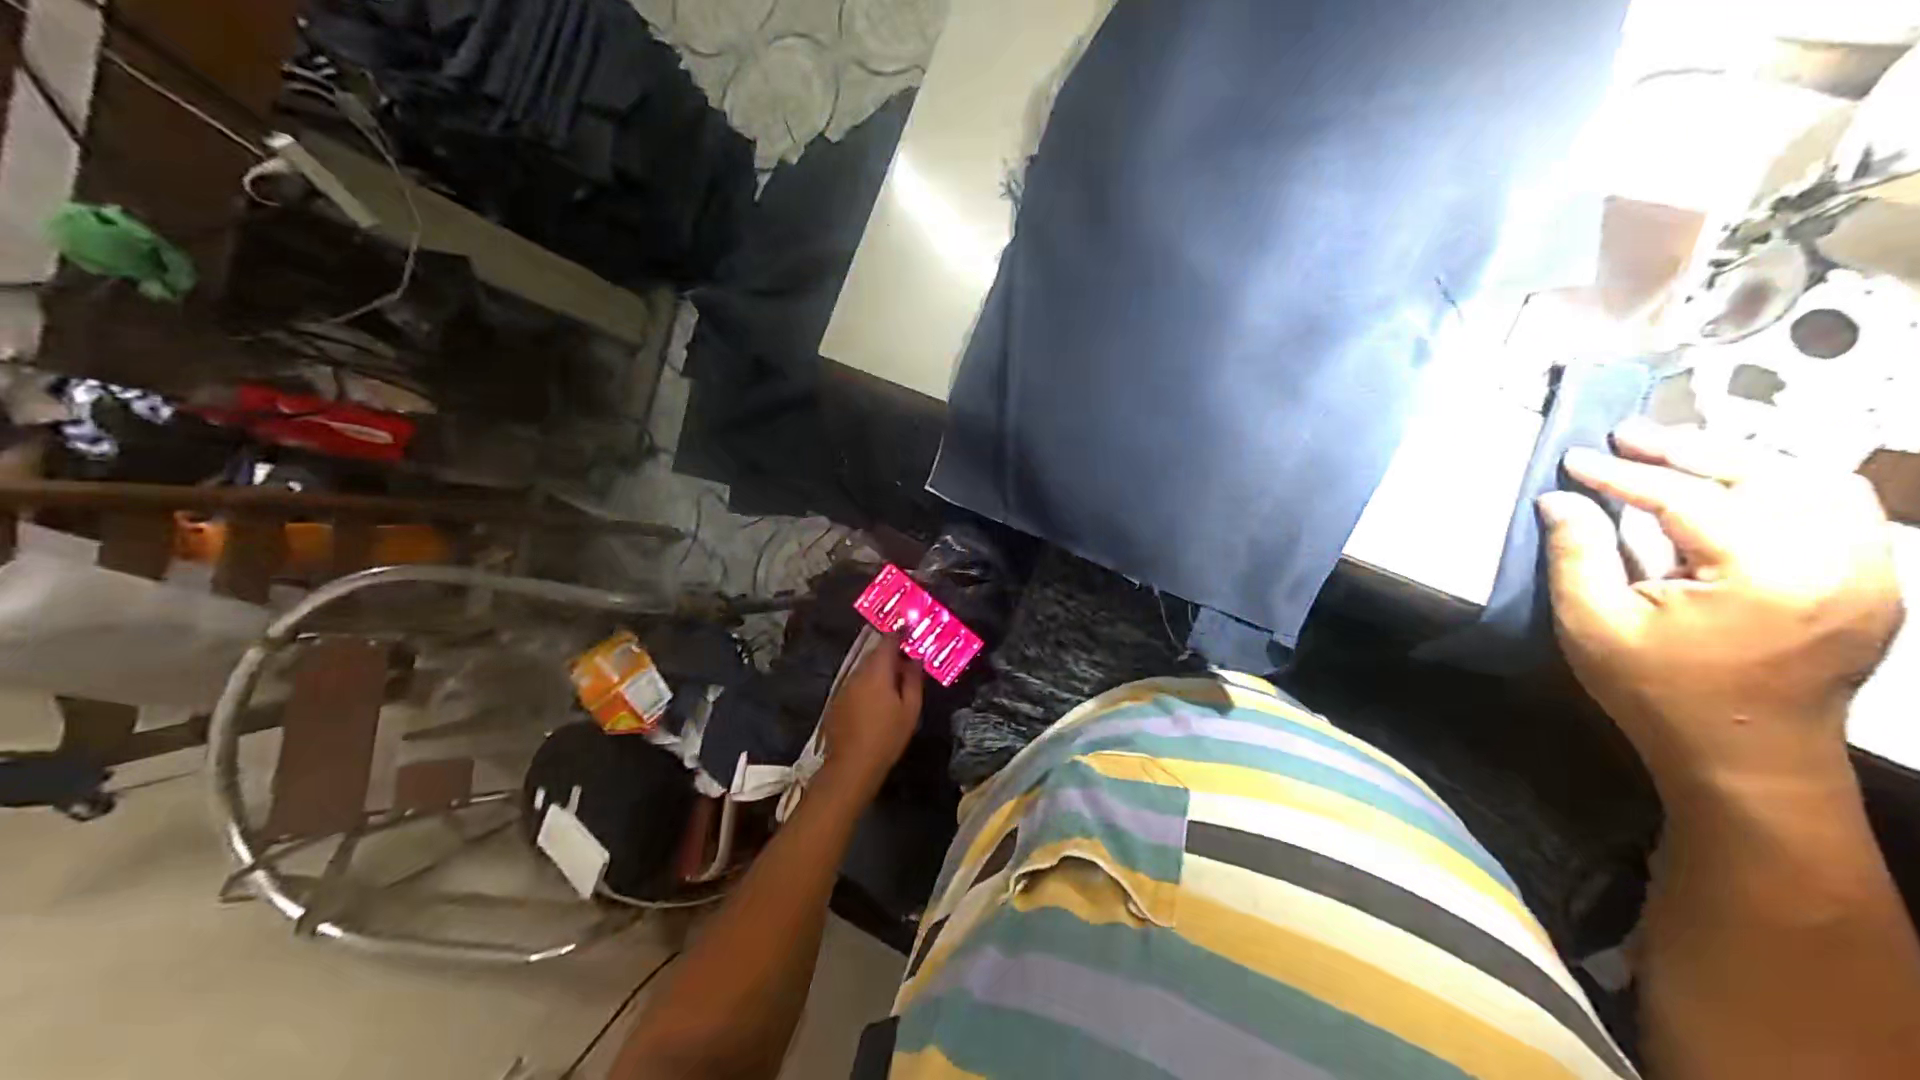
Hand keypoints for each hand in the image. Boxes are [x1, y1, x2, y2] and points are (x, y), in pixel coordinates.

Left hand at [817, 635, 923, 798]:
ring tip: (896, 677)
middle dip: (891, 651)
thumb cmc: (887, 736)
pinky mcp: (837, 699)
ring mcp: (844, 686)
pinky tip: (878, 697)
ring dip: (879, 667)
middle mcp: (857, 672)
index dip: (900, 632)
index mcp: (877, 671)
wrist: (852, 765)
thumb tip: (915, 658)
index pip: (888, 640)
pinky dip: (868, 681)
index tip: (911, 628)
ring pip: (865, 667)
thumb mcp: (910, 708)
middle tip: (908, 654)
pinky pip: (857, 681)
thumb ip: (913, 679)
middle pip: (875, 653)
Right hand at [1539, 421, 1903, 801]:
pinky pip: (1839, 509)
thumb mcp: (1593, 624)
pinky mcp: (1872, 582)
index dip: (1622, 473)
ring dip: (1739, 462)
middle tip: (1626, 437)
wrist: (1747, 758)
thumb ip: (1576, 553)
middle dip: (1685, 450)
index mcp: (1765, 575)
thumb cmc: (1657, 693)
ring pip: (1810, 482)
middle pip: (1761, 475)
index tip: (1575, 458)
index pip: (1686, 497)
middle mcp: (1836, 561)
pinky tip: (1736, 487)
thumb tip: (1559, 498)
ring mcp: (1868, 572)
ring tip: (1677, 456)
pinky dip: (1783, 485)